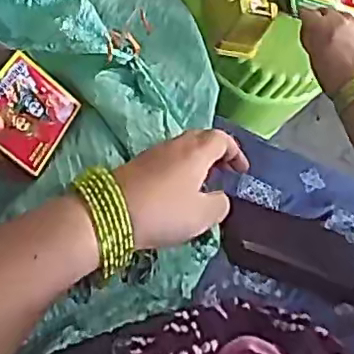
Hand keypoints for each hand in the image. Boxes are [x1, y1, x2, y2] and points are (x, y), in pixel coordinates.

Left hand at [112, 129, 249, 248]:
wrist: (111, 212)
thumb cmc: (164, 211)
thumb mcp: (202, 215)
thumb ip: (219, 204)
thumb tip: (218, 198)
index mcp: (197, 151)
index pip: (222, 138)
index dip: (235, 152)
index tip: (242, 171)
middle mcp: (177, 144)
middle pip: (202, 138)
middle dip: (217, 152)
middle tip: (225, 172)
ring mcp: (155, 151)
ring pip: (183, 148)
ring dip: (197, 160)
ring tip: (203, 183)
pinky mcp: (139, 163)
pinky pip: (168, 158)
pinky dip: (180, 167)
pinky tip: (178, 189)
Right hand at [298, 8, 353, 96]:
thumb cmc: (333, 77)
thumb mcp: (313, 57)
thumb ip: (310, 39)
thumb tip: (310, 32)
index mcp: (318, 25)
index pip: (306, 12)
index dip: (306, 18)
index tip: (306, 24)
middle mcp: (337, 19)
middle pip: (326, 11)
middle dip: (323, 19)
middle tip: (322, 32)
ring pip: (342, 16)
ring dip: (338, 23)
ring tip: (338, 38)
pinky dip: (352, 30)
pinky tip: (352, 43)